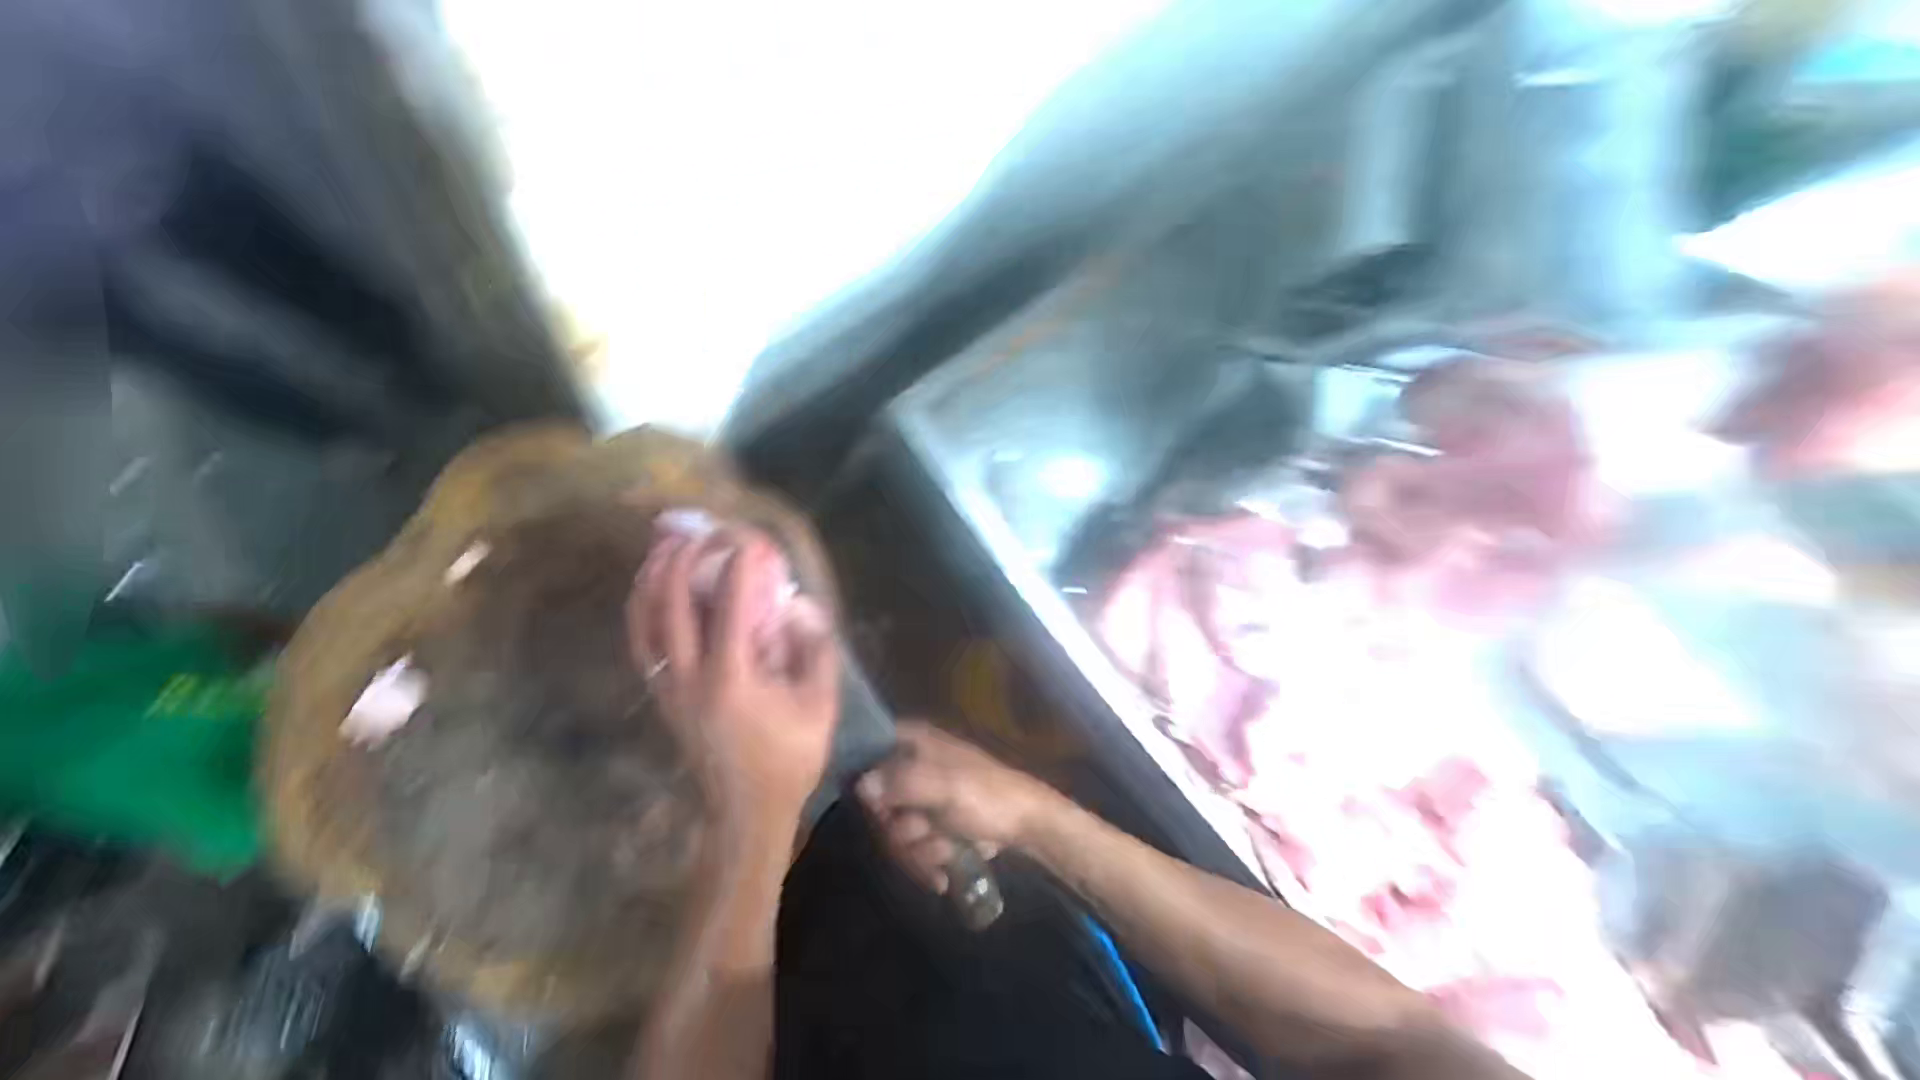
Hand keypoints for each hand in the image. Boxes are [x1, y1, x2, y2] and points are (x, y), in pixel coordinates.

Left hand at [629, 528, 838, 841]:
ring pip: (645, 619)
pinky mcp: (660, 695)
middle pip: (674, 602)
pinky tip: (653, 588)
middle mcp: (689, 676)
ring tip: (666, 544)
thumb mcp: (820, 704)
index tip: (754, 541)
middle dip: (687, 558)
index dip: (742, 566)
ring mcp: (667, 686)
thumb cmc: (790, 758)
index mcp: (732, 678)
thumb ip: (815, 649)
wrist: (746, 810)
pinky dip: (643, 606)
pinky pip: (641, 640)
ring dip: (654, 576)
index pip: (732, 605)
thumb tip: (798, 606)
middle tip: (704, 531)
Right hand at [856, 722, 1066, 892]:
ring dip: (920, 850)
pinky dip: (927, 862)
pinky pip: (911, 847)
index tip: (883, 812)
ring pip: (894, 832)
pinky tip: (944, 875)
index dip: (870, 790)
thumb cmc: (989, 796)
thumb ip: (902, 783)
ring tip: (948, 852)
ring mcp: (919, 796)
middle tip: (927, 836)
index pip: (867, 755)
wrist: (1028, 824)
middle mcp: (910, 764)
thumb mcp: (945, 786)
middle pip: (877, 805)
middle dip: (902, 832)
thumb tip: (860, 785)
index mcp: (913, 742)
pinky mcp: (930, 823)